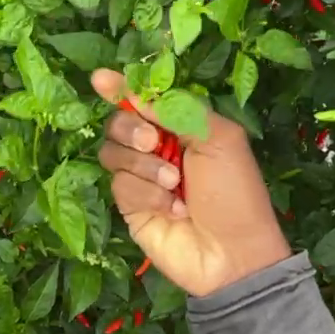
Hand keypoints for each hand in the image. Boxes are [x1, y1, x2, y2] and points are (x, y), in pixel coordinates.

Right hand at [92, 69, 290, 296]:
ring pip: (113, 153)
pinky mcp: (130, 206)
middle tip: (152, 142)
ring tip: (174, 183)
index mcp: (182, 126)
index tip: (100, 80)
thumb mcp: (218, 138)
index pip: (143, 99)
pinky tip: (173, 209)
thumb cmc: (235, 191)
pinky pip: (120, 186)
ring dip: (144, 166)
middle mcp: (157, 148)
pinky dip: (147, 195)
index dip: (120, 87)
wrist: (233, 253)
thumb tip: (132, 91)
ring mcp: (142, 177)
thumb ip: (176, 109)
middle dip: (131, 129)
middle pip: (119, 123)